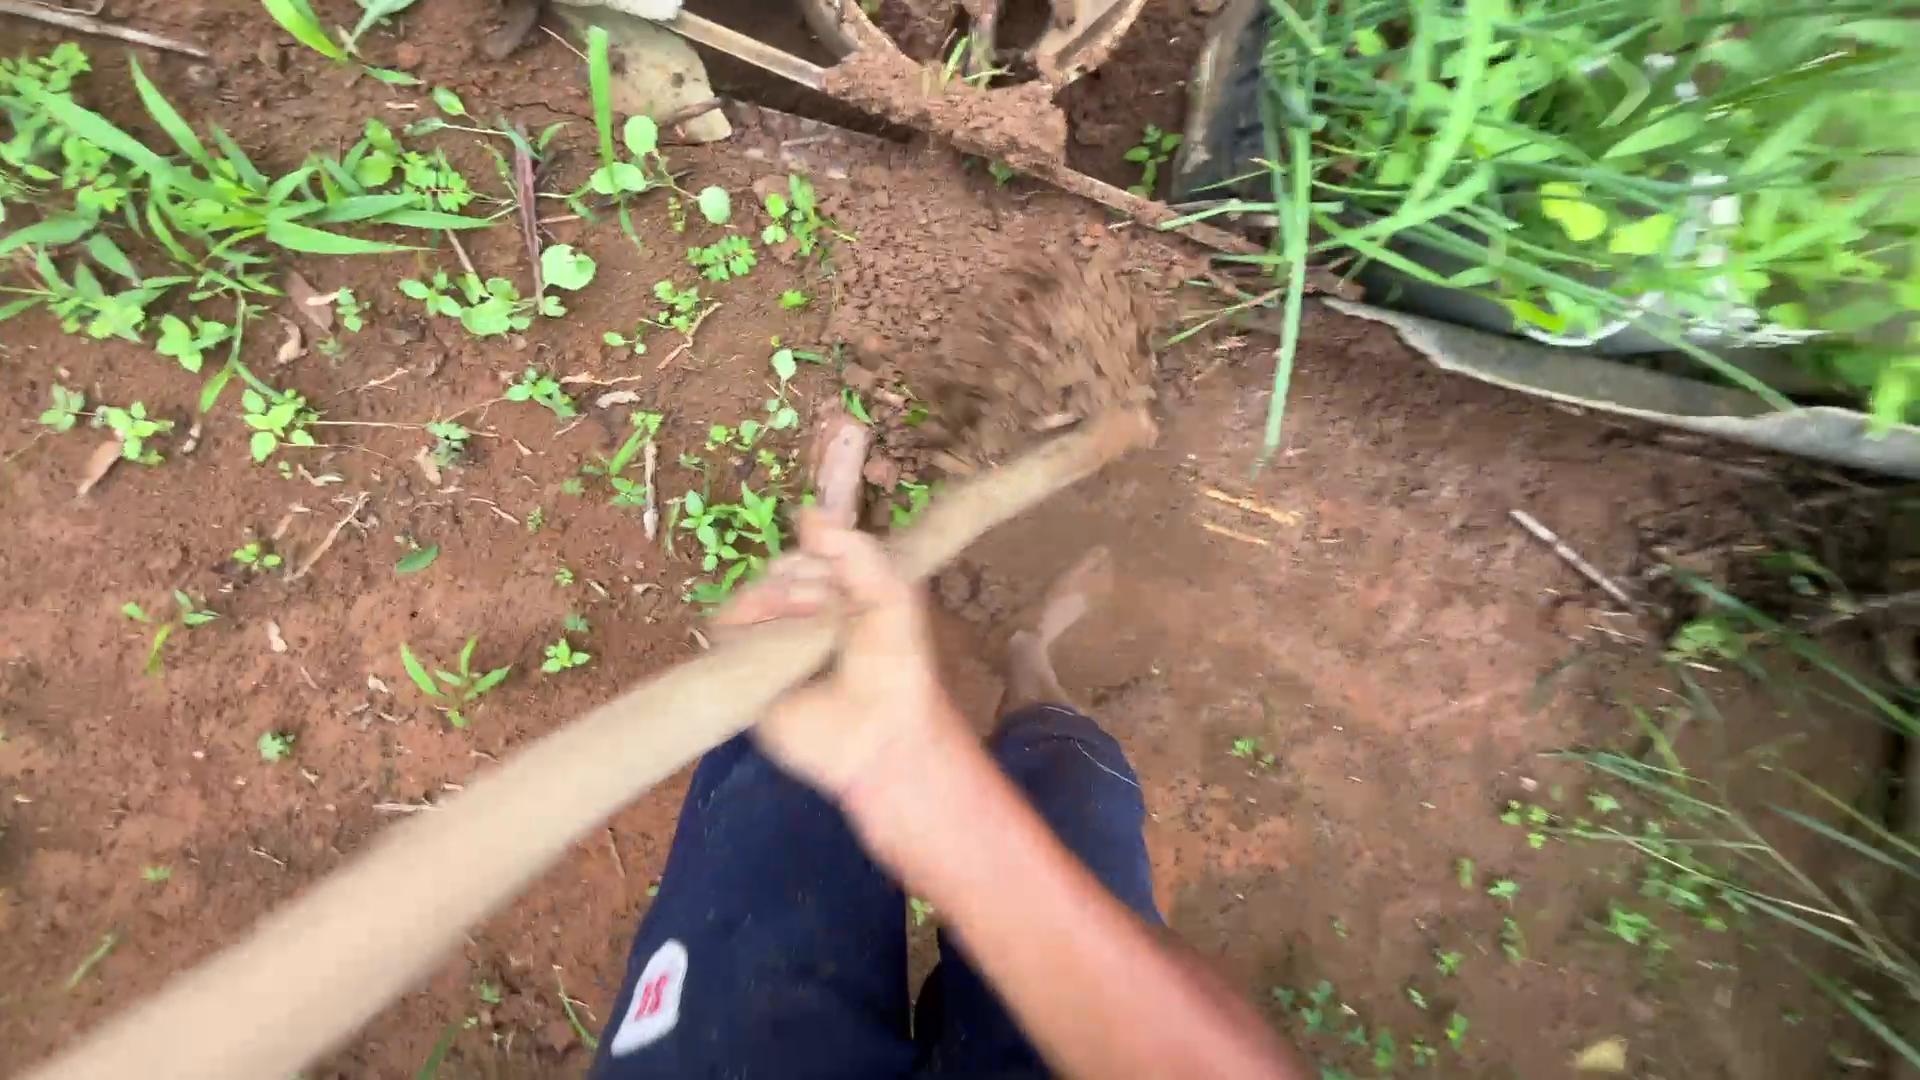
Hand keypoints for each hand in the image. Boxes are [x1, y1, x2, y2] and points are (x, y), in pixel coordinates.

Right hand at [717, 509, 963, 802]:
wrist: (882, 729)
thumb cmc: (894, 663)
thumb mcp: (891, 594)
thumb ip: (855, 550)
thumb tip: (806, 511)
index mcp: (833, 589)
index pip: (809, 550)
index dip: (821, 557)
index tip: (844, 578)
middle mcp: (797, 609)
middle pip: (777, 569)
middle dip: (804, 582)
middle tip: (833, 610)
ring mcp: (769, 638)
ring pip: (748, 595)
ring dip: (779, 604)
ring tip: (811, 633)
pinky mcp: (744, 669)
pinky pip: (725, 631)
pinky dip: (748, 631)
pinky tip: (778, 646)